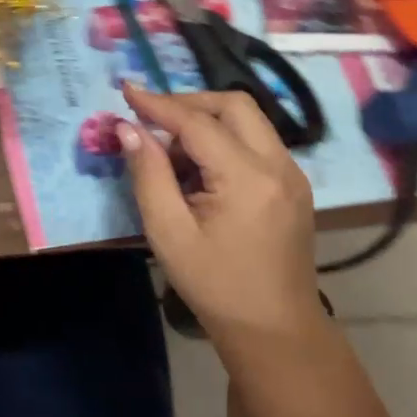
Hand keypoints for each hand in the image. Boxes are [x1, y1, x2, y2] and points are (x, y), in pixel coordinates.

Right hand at [118, 86, 326, 342]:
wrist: (273, 327)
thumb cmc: (213, 283)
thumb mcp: (168, 231)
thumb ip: (148, 174)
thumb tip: (128, 129)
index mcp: (248, 178)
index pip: (198, 123)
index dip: (158, 103)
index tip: (125, 89)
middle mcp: (279, 166)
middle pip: (235, 106)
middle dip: (188, 102)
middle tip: (149, 115)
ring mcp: (292, 175)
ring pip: (249, 121)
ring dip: (205, 120)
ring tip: (166, 148)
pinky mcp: (292, 187)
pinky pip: (255, 143)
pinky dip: (222, 139)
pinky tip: (195, 167)